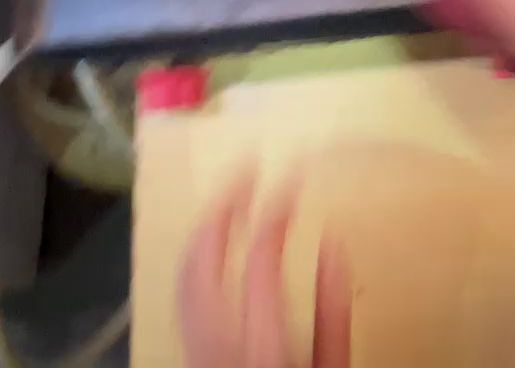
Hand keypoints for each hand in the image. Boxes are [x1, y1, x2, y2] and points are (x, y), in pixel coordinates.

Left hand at [179, 175, 351, 367]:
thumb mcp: (330, 364)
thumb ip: (332, 308)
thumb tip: (333, 244)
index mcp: (262, 341)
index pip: (261, 253)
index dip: (277, 206)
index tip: (294, 178)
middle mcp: (220, 340)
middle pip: (205, 255)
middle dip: (225, 201)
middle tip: (247, 165)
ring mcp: (197, 345)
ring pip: (186, 271)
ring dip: (206, 223)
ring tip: (228, 192)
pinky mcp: (189, 347)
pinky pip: (182, 293)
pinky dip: (195, 255)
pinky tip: (211, 238)